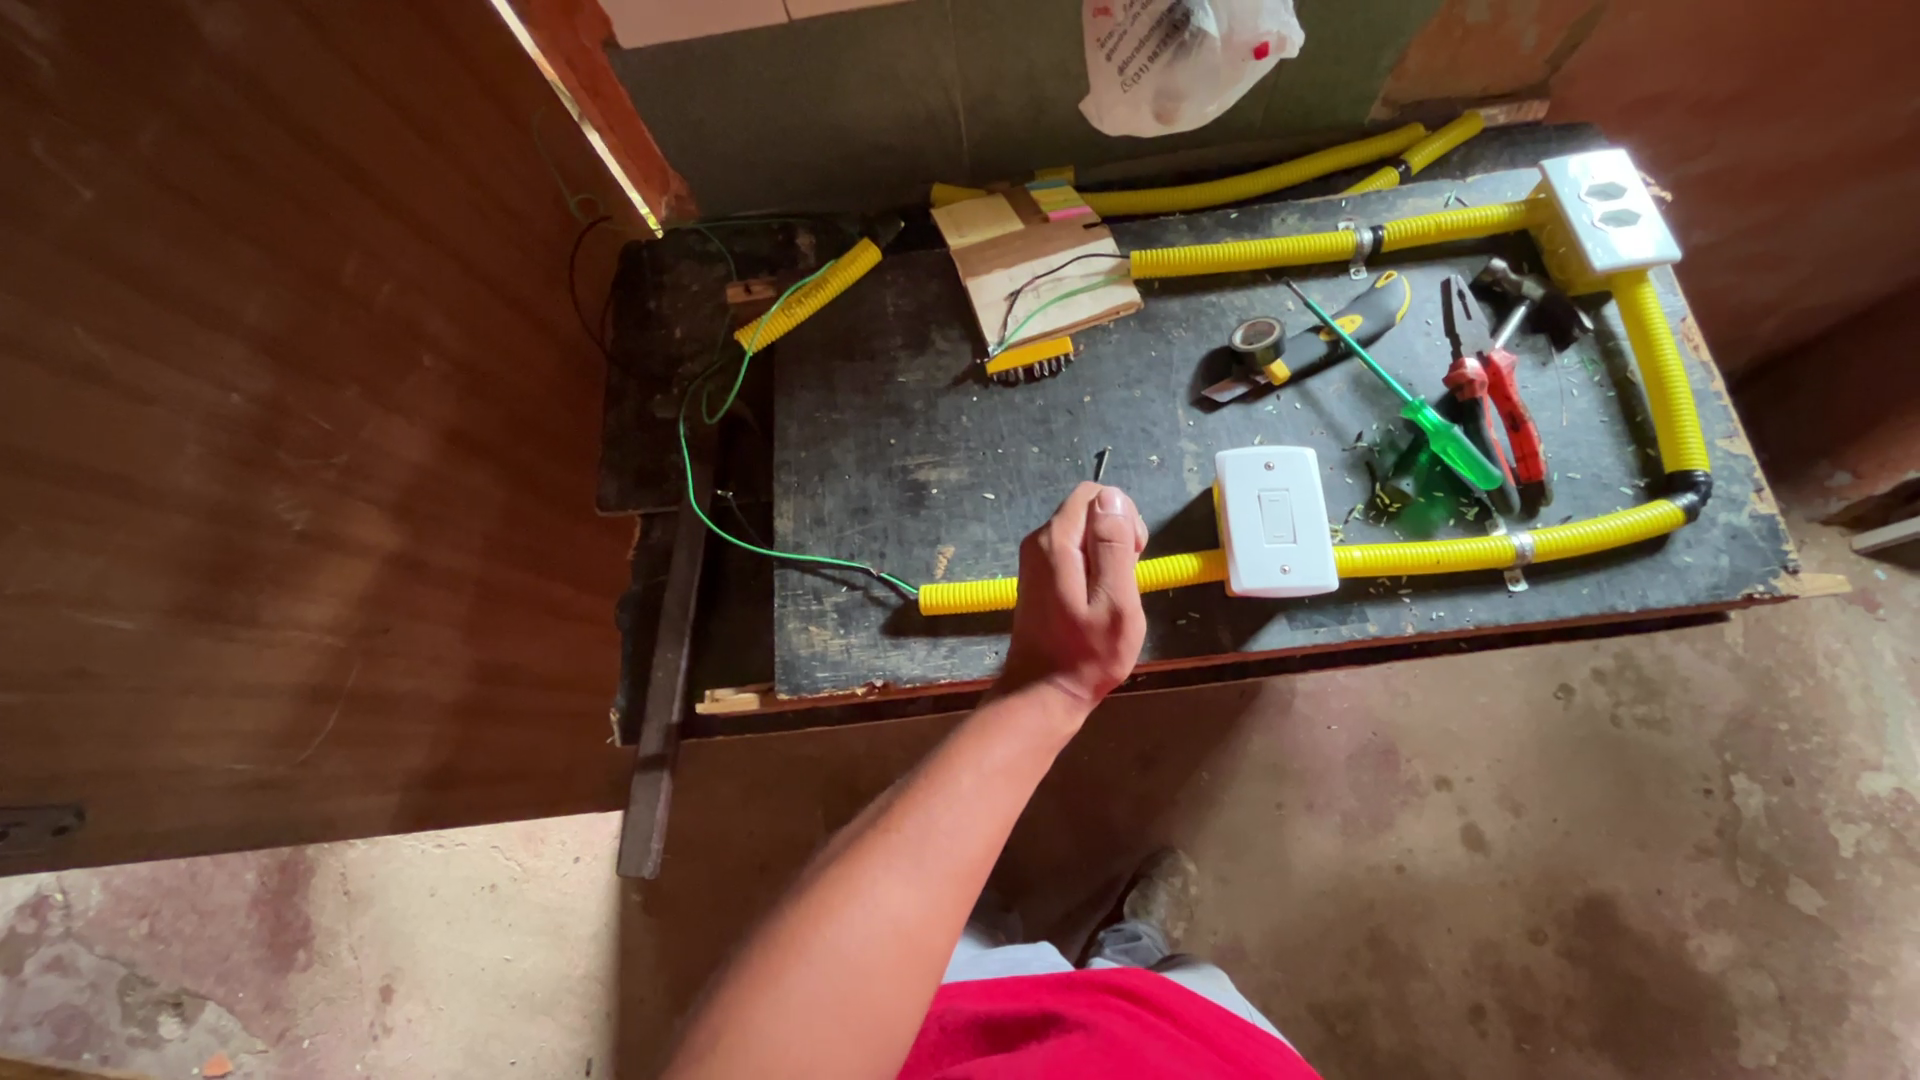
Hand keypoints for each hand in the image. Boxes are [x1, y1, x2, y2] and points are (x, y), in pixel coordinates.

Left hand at [997, 483, 1148, 712]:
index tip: (1134, 556)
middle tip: (1126, 579)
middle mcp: (1039, 542)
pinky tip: (1097, 601)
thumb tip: (1113, 497)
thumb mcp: (1115, 601)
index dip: (1123, 516)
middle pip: (1087, 510)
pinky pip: (1072, 554)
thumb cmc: (1086, 654)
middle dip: (1117, 533)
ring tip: (1113, 595)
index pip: (1094, 494)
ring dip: (1106, 554)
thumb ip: (1114, 545)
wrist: (1043, 692)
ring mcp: (1035, 560)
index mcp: (1056, 541)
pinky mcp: (1038, 578)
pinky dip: (1092, 568)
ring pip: (1082, 533)